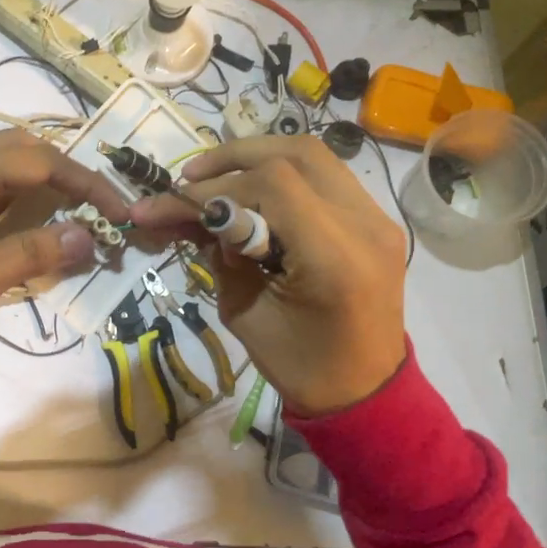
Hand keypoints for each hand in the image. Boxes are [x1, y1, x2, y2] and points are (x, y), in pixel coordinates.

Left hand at [0, 130, 128, 347]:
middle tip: (92, 212)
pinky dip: (6, 201)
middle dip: (63, 176)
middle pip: (21, 150)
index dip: (88, 184)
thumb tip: (87, 236)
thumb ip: (32, 253)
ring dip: (34, 188)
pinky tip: (14, 234)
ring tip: (62, 225)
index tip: (120, 213)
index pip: (43, 162)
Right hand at [130, 136, 407, 413]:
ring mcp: (377, 218)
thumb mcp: (244, 314)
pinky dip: (283, 173)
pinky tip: (252, 191)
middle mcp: (363, 225)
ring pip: (313, 155)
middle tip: (188, 177)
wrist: (366, 393)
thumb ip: (221, 256)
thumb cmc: (301, 367)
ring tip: (215, 177)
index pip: (269, 185)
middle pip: (294, 154)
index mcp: (333, 257)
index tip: (169, 205)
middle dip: (232, 158)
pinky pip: (326, 176)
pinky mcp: (376, 220)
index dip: (212, 188)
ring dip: (258, 156)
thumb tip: (199, 214)